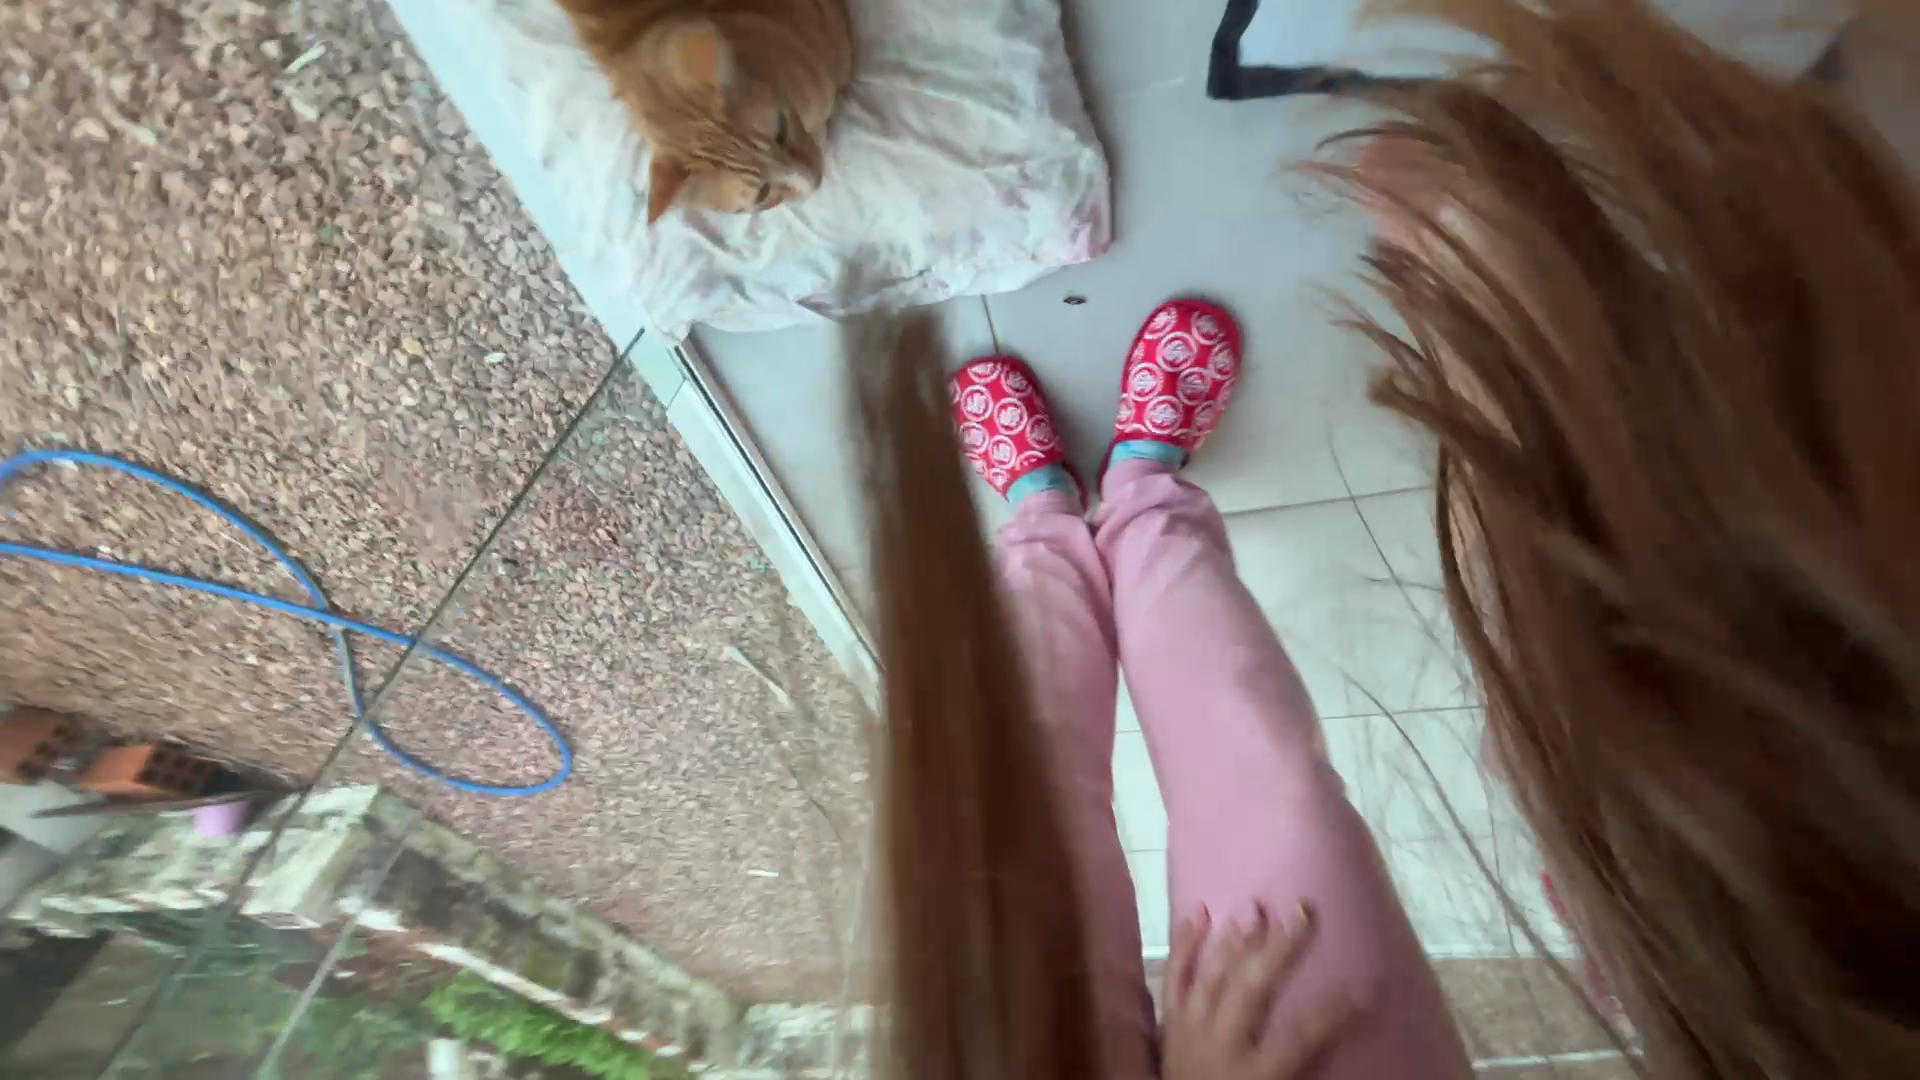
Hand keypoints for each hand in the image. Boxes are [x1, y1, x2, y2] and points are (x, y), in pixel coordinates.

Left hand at [1161, 902, 1358, 1079]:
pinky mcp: (1169, 1021)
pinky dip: (1184, 942)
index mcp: (1256, 1077)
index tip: (1363, 986)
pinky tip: (1198, 912)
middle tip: (1300, 910)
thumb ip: (1305, 1075)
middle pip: (1251, 989)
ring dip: (1234, 939)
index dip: (1332, 1012)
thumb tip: (1347, 1066)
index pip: (1300, 1038)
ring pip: (1211, 975)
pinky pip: (1174, 975)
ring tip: (1254, 906)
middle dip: (1278, 948)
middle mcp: (1221, 1045)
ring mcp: (1190, 1029)